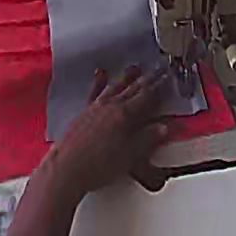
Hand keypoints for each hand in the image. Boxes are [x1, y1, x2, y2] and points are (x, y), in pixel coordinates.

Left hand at [35, 67, 168, 205]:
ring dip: (127, 77)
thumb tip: (164, 127)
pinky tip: (101, 73)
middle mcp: (111, 106)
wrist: (67, 168)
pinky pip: (94, 92)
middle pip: (133, 88)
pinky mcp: (84, 112)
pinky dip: (99, 81)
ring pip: (116, 86)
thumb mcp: (129, 156)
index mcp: (125, 115)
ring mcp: (96, 107)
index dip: (159, 87)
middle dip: (148, 78)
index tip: (168, 77)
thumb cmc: (98, 165)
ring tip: (135, 68)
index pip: (147, 97)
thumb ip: (148, 139)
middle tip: (158, 69)